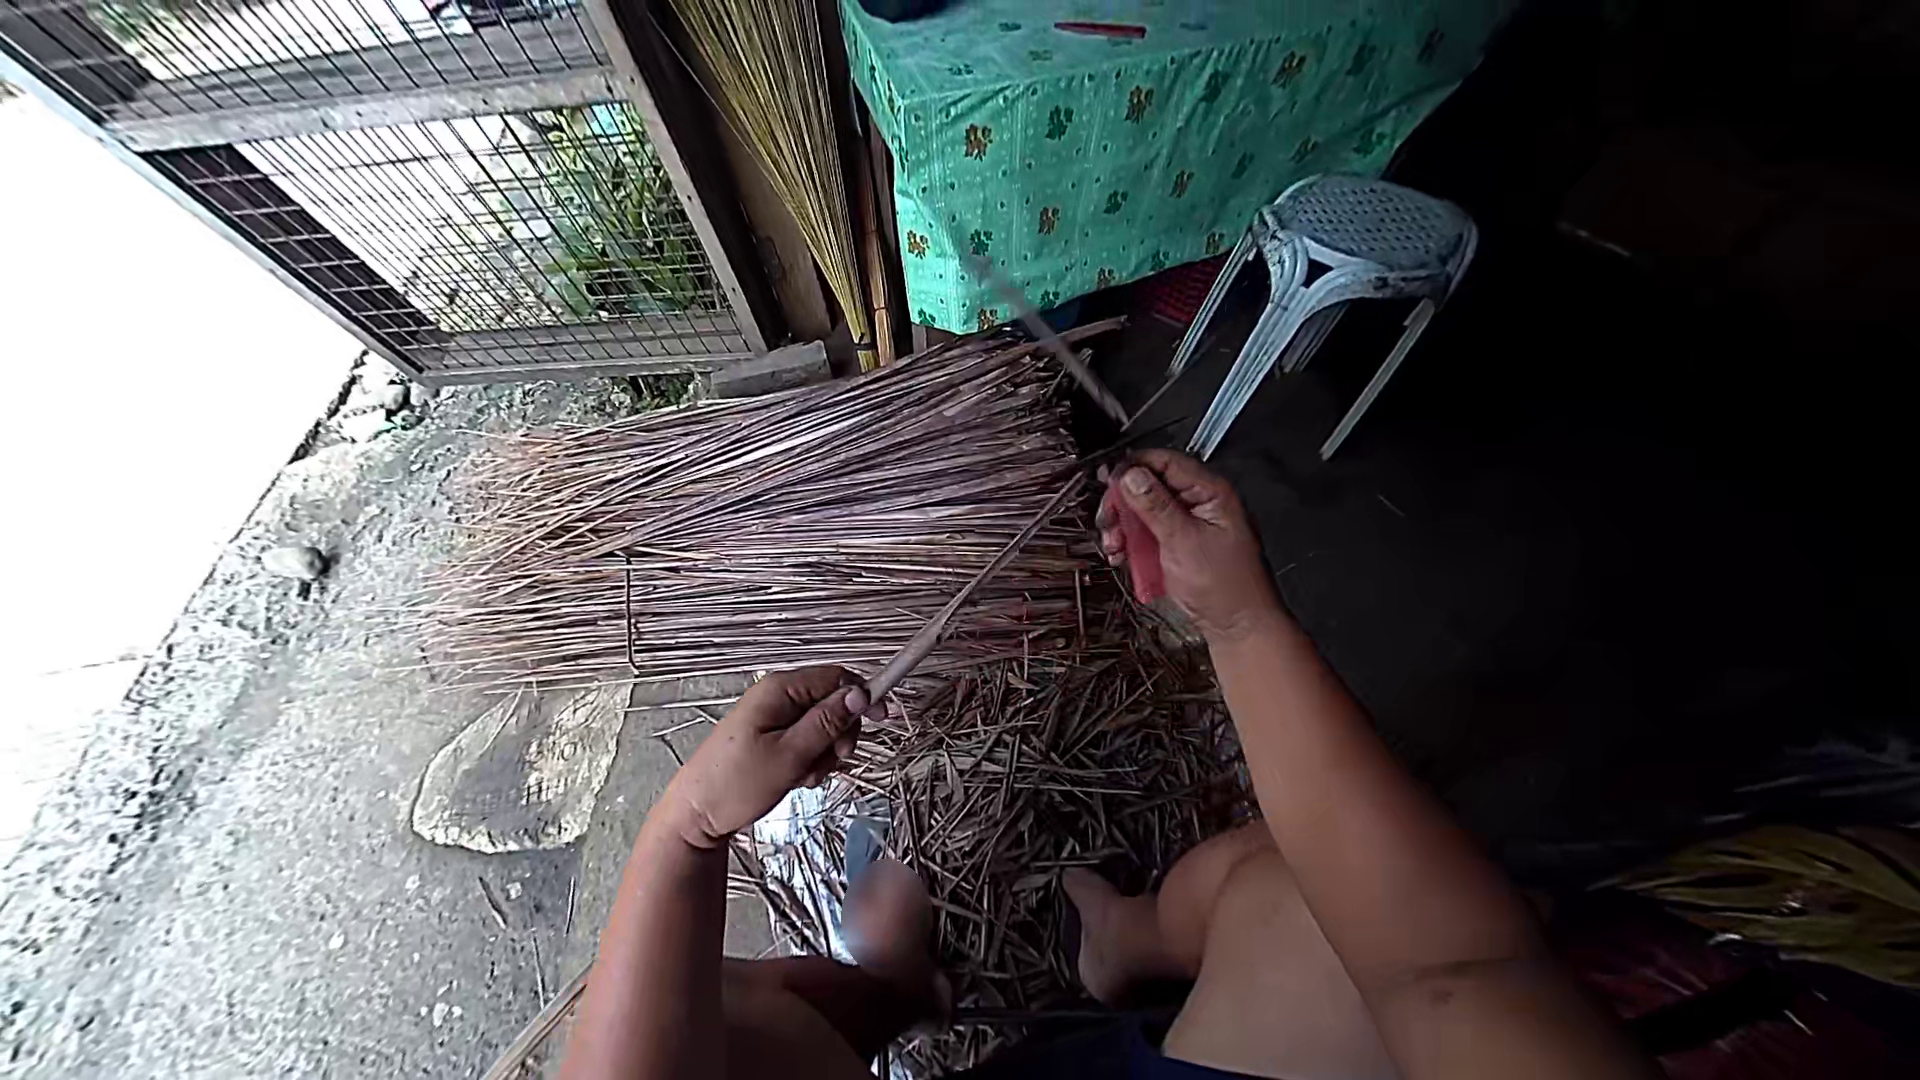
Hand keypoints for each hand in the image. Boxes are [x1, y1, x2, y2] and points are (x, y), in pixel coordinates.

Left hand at [663, 667, 879, 848]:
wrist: (694, 817)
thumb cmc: (736, 785)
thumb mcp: (789, 755)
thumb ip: (826, 723)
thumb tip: (859, 695)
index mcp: (780, 689)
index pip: (836, 677)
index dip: (862, 696)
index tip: (882, 719)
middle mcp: (779, 696)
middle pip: (832, 701)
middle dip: (841, 732)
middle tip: (833, 759)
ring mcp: (775, 717)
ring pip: (823, 724)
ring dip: (826, 751)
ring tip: (806, 774)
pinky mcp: (773, 736)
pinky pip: (808, 739)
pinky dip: (812, 758)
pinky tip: (799, 777)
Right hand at [1097, 449, 1282, 641]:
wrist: (1236, 626)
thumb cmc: (1228, 587)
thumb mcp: (1184, 541)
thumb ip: (1156, 506)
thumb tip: (1132, 475)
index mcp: (1210, 493)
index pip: (1166, 462)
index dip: (1134, 467)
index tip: (1110, 479)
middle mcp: (1197, 504)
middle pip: (1149, 486)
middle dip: (1124, 503)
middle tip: (1110, 518)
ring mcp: (1185, 525)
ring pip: (1142, 512)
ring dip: (1122, 526)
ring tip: (1116, 544)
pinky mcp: (1174, 544)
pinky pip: (1144, 534)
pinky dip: (1129, 543)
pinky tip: (1122, 555)